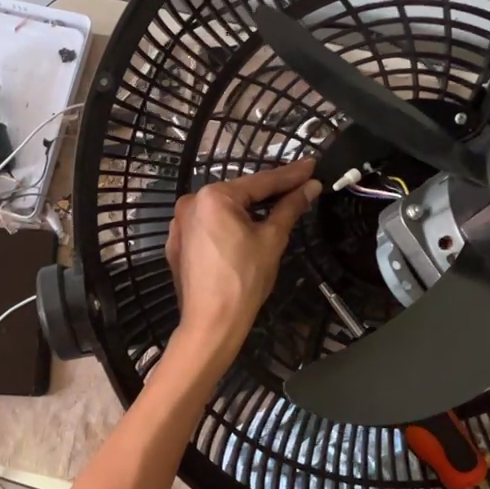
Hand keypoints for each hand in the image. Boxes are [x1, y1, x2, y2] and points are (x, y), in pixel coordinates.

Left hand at [164, 161, 320, 359]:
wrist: (211, 323)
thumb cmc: (244, 280)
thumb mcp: (272, 239)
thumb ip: (290, 208)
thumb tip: (311, 187)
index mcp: (214, 197)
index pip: (260, 181)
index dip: (290, 175)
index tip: (312, 165)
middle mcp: (190, 203)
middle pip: (239, 193)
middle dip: (269, 192)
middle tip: (300, 186)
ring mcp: (179, 224)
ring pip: (222, 210)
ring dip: (247, 209)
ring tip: (278, 205)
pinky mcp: (176, 244)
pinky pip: (207, 227)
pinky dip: (227, 226)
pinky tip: (245, 230)